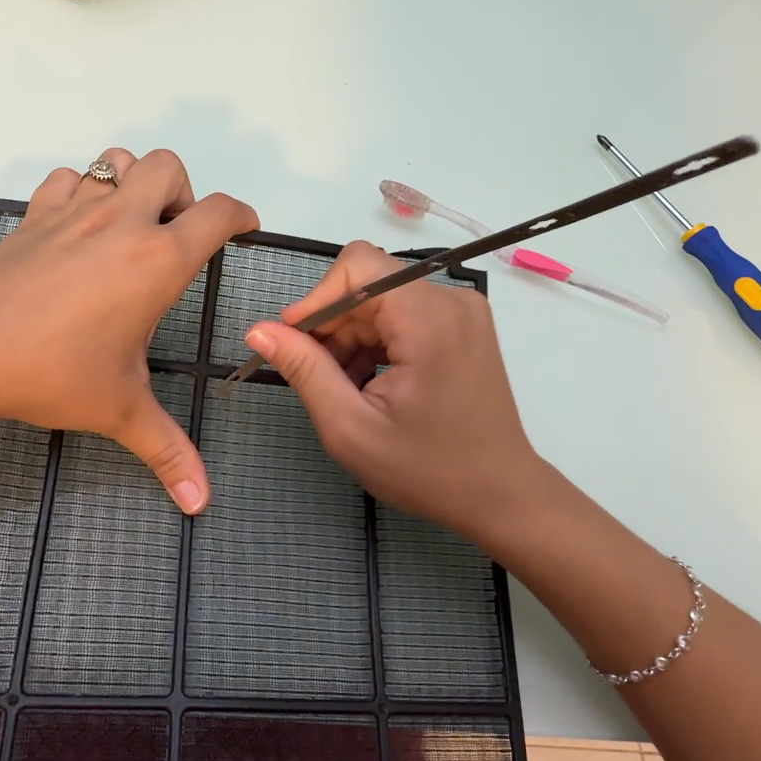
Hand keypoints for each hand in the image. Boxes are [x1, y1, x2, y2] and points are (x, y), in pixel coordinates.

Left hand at [0, 149, 256, 513]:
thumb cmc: (52, 374)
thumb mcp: (120, 411)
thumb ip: (168, 451)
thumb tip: (200, 502)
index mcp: (157, 261)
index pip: (217, 214)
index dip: (241, 215)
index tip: (244, 228)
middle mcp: (121, 224)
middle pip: (168, 166)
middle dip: (184, 191)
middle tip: (176, 235)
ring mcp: (74, 212)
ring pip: (115, 160)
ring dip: (132, 181)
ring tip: (130, 223)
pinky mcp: (34, 216)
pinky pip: (66, 178)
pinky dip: (80, 189)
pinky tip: (77, 226)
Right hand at [243, 242, 553, 545]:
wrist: (500, 495)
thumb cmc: (427, 470)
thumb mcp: (350, 428)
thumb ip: (304, 369)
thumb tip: (259, 330)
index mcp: (429, 318)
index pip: (357, 265)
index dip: (317, 299)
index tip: (294, 344)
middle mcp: (451, 299)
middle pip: (368, 283)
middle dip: (333, 325)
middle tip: (319, 378)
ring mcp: (462, 310)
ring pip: (381, 299)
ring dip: (352, 337)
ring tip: (347, 388)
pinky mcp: (463, 325)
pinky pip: (403, 313)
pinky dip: (377, 341)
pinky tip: (371, 383)